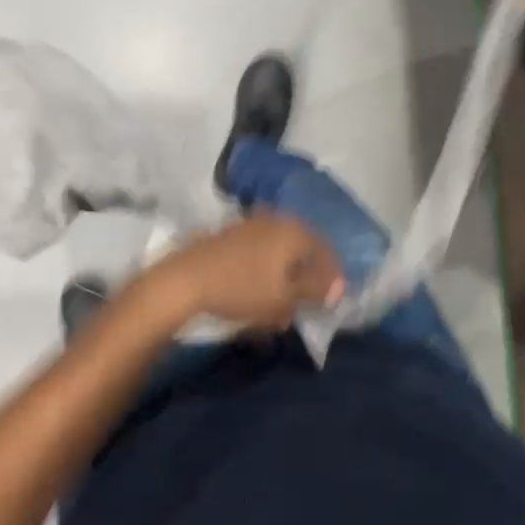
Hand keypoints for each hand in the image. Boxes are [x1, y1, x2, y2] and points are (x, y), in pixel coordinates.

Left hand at [145, 216, 344, 330]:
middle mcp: (276, 220)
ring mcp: (252, 224)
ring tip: (283, 303)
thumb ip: (315, 290)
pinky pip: (261, 252)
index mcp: (294, 231)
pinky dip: (267, 270)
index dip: (333, 278)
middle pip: (303, 249)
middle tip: (309, 303)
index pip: (326, 252)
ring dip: (286, 275)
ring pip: (281, 251)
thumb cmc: (242, 289)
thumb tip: (339, 286)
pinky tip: (260, 291)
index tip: (333, 302)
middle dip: (308, 276)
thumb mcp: (284, 297)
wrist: (186, 279)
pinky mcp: (231, 234)